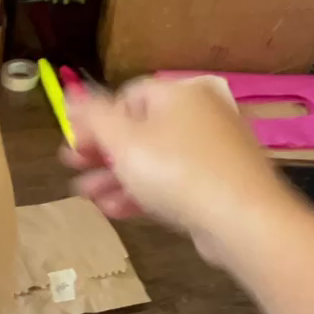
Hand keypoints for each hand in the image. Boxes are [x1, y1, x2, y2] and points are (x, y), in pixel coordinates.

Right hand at [60, 76, 305, 263]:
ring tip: (88, 197)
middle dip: (100, 153)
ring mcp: (210, 150)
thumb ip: (93, 117)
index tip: (75, 144)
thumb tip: (71, 96)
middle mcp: (198, 114)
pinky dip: (143, 191)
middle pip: (137, 129)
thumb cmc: (175, 172)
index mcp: (178, 94)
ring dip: (115, 178)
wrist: (242, 219)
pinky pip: (171, 180)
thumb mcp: (123, 141)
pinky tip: (118, 210)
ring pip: (151, 159)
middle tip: (72, 169)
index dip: (96, 119)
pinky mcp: (215, 182)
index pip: (127, 96)